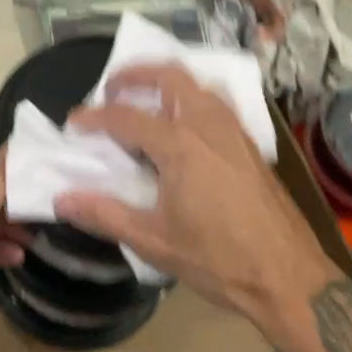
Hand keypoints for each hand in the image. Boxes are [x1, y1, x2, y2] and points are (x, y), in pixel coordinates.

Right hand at [54, 65, 344, 342]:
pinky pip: (219, 104)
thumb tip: (62, 198)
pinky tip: (187, 127)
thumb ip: (105, 214)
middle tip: (112, 89)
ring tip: (148, 100)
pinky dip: (195, 99)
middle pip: (171, 77)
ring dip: (170, 82)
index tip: (73, 124)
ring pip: (200, 85)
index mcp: (180, 146)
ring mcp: (235, 133)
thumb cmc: (218, 260)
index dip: (94, 118)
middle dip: (137, 74)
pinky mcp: (252, 147)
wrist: (288, 277)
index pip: (126, 117)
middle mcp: (208, 127)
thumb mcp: (154, 242)